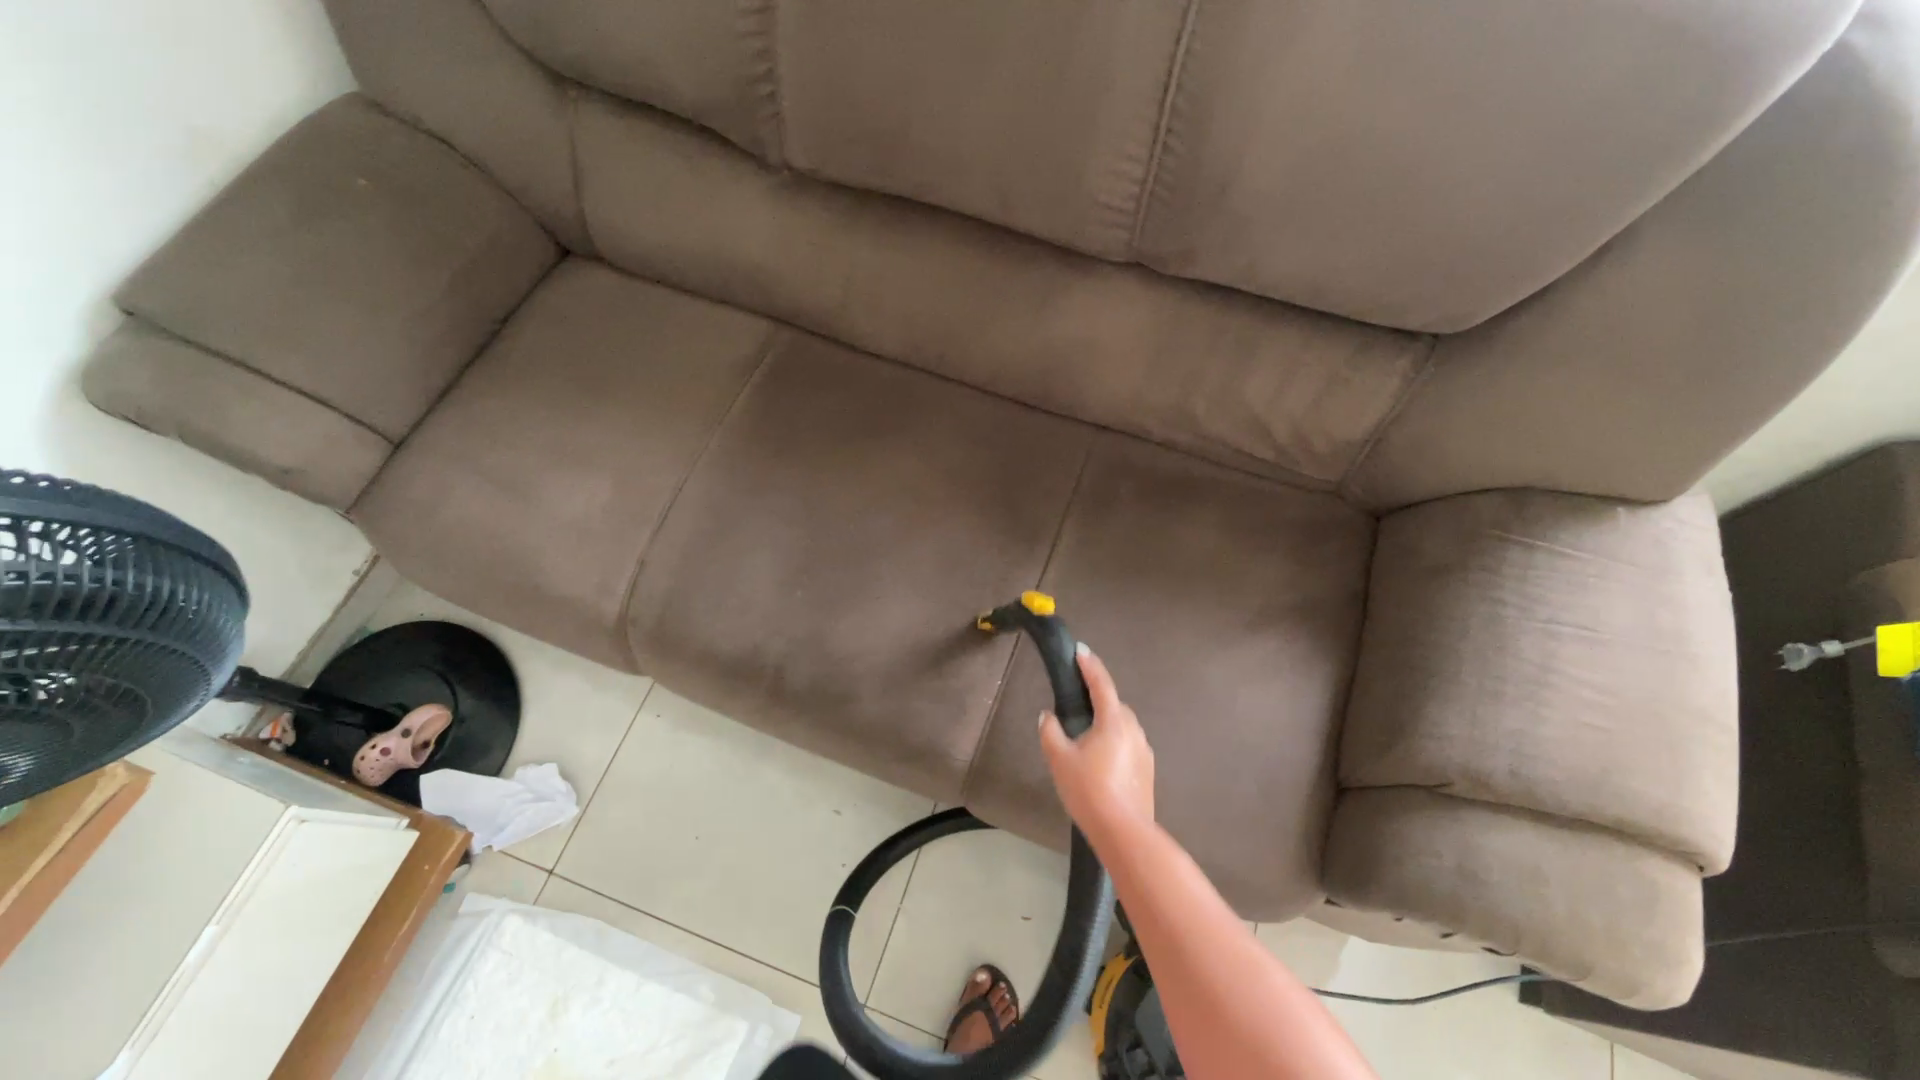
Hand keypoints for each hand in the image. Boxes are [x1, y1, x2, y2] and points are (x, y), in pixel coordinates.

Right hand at [1039, 644, 1154, 844]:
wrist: (1123, 830)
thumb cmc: (1088, 790)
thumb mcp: (1059, 759)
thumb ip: (1051, 732)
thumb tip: (1048, 717)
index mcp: (1113, 721)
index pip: (1101, 684)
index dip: (1090, 666)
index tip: (1080, 651)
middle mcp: (1134, 730)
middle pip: (1115, 706)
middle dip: (1098, 700)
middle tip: (1077, 705)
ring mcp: (1144, 751)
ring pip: (1123, 727)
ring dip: (1107, 725)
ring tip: (1085, 740)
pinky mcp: (1147, 770)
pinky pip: (1128, 746)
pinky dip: (1114, 745)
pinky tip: (1100, 763)